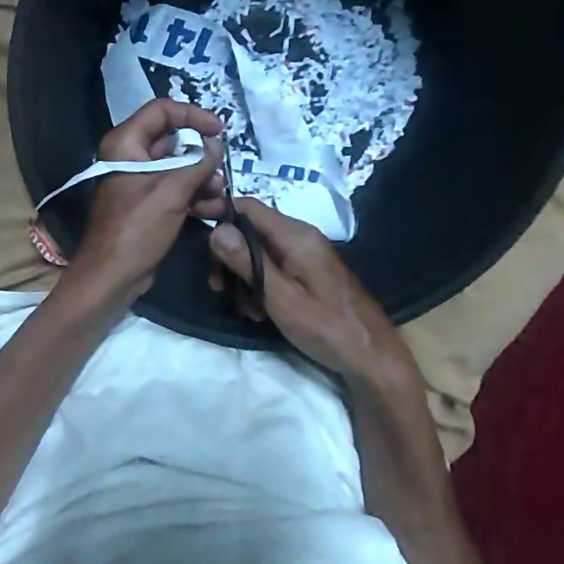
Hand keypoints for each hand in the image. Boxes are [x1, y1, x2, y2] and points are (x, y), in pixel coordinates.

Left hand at [69, 99, 227, 299]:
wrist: (113, 274)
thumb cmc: (137, 227)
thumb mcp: (172, 191)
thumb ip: (198, 162)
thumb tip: (216, 145)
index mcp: (126, 143)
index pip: (162, 110)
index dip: (193, 115)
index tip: (220, 131)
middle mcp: (130, 156)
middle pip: (174, 140)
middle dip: (202, 155)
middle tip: (221, 171)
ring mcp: (139, 181)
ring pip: (179, 167)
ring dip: (202, 179)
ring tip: (218, 196)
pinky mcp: (148, 203)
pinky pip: (176, 189)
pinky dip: (194, 195)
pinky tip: (212, 210)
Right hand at [208, 198, 406, 383]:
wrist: (371, 357)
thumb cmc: (326, 326)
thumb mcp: (280, 296)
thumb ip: (248, 261)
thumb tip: (217, 229)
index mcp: (295, 236)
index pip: (249, 206)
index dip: (219, 210)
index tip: (193, 220)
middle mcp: (300, 238)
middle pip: (250, 232)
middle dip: (228, 257)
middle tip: (217, 287)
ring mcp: (305, 256)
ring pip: (258, 254)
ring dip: (243, 278)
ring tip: (247, 310)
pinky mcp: (307, 274)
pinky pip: (273, 269)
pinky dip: (260, 287)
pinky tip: (261, 313)